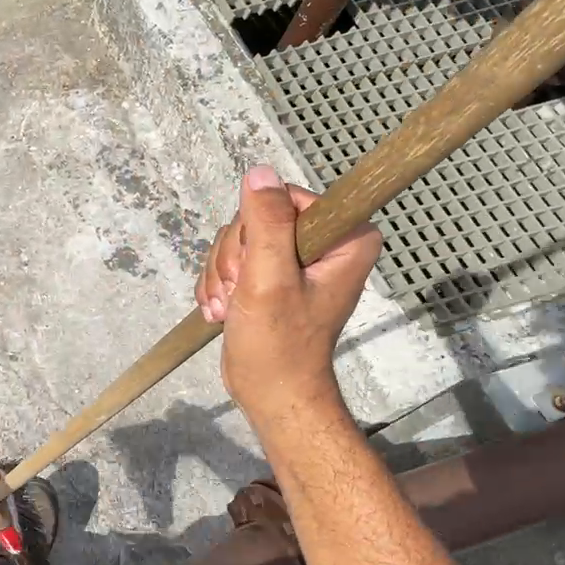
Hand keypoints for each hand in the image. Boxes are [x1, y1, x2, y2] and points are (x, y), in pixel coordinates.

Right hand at [195, 165, 381, 430]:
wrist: (269, 392)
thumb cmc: (278, 343)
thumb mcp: (269, 279)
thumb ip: (265, 224)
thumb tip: (259, 173)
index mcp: (345, 236)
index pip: (285, 199)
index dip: (256, 230)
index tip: (255, 268)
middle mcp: (324, 243)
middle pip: (255, 220)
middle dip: (234, 260)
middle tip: (240, 294)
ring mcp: (294, 261)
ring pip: (237, 241)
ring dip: (222, 277)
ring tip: (231, 308)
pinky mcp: (270, 277)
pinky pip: (231, 261)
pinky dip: (219, 287)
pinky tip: (223, 312)